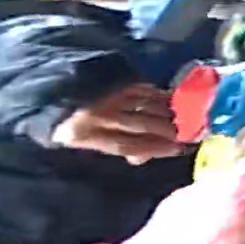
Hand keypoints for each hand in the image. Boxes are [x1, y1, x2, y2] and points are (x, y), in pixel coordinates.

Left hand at [51, 84, 184, 164]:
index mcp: (84, 135)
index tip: (177, 149)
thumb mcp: (89, 143)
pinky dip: (165, 98)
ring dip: (172, 114)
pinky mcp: (117, 84)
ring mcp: (108, 97)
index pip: (127, 144)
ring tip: (188, 120)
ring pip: (149, 107)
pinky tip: (174, 103)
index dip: (155, 148)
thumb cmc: (78, 127)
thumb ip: (116, 148)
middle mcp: (97, 115)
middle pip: (143, 125)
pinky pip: (148, 92)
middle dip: (169, 131)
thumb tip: (141, 159)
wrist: (55, 98)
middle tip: (189, 135)